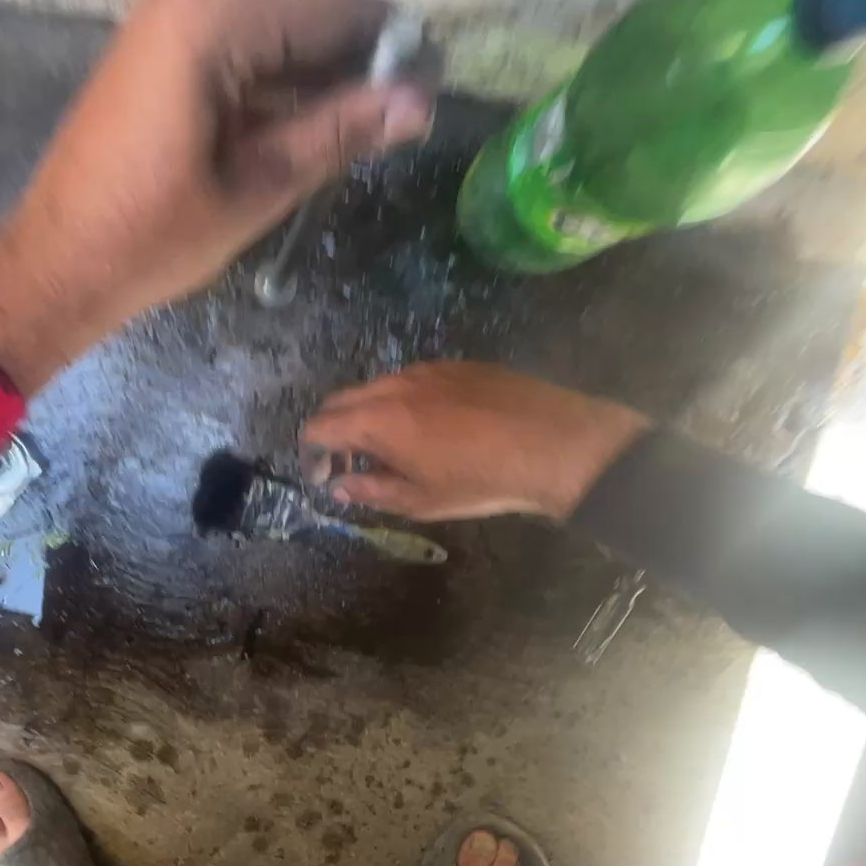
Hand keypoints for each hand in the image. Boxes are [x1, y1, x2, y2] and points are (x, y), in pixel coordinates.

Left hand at [0, 0, 436, 393]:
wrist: (56, 270)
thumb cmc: (152, 238)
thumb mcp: (256, 187)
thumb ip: (337, 133)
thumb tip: (418, 102)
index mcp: (209, 23)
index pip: (327, 9)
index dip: (387, 44)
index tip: (430, 86)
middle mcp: (182, 6)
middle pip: (294, 23)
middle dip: (348, 70)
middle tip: (398, 125)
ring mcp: (158, 37)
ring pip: (262, 49)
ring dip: (309, 90)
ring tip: (357, 140)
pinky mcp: (147, 72)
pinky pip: (226, 70)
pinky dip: (265, 100)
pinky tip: (297, 139)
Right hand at [300, 362, 651, 520]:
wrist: (555, 444)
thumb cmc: (480, 480)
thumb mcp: (419, 500)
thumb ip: (370, 490)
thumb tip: (339, 486)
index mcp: (377, 420)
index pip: (319, 426)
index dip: (311, 453)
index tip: (323, 476)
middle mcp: (393, 385)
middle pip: (340, 400)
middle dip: (333, 431)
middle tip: (348, 463)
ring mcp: (426, 370)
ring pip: (376, 387)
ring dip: (367, 415)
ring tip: (390, 447)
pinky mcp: (456, 365)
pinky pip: (412, 380)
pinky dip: (401, 402)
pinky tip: (430, 427)